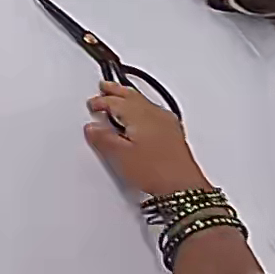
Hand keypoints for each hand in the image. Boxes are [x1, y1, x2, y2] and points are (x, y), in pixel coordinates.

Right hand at [83, 81, 210, 196]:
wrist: (182, 187)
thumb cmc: (156, 171)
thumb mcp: (121, 156)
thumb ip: (103, 139)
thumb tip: (92, 127)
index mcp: (139, 115)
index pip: (115, 102)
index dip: (101, 102)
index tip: (92, 104)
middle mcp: (154, 114)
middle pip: (131, 96)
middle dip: (116, 91)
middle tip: (105, 86)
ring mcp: (166, 122)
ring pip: (142, 101)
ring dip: (128, 97)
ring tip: (120, 95)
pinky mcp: (172, 132)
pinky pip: (153, 110)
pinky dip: (141, 107)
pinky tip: (141, 114)